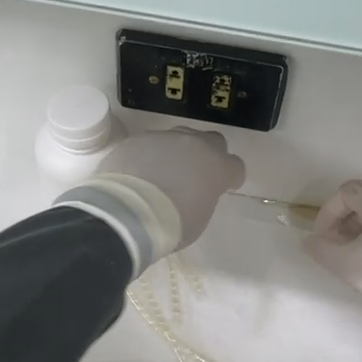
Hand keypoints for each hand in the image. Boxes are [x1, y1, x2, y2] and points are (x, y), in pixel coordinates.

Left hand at [57, 129, 245, 272]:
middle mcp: (193, 145)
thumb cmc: (170, 224)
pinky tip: (138, 173)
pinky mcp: (136, 140)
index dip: (231, 176)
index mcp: (216, 167)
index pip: (235, 166)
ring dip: (176, 152)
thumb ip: (203, 197)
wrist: (126, 213)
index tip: (226, 186)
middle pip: (211, 140)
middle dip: (208, 154)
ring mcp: (163, 138)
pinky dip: (147, 156)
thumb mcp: (198, 218)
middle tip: (198, 172)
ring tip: (163, 172)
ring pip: (178, 138)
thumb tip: (194, 192)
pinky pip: (148, 144)